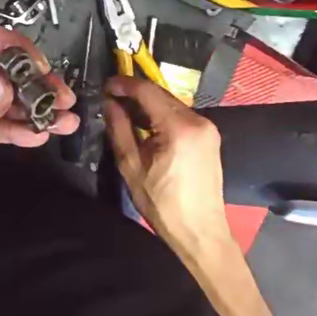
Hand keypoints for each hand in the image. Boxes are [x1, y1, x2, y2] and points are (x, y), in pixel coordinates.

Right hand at [103, 76, 229, 251]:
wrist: (200, 231)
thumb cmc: (163, 204)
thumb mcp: (132, 167)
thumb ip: (119, 130)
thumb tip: (110, 104)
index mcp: (179, 127)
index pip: (148, 91)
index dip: (125, 84)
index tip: (107, 85)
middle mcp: (198, 120)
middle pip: (162, 95)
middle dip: (136, 94)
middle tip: (112, 98)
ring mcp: (208, 128)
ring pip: (172, 105)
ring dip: (149, 105)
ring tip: (125, 112)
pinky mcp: (210, 137)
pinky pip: (182, 117)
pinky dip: (162, 116)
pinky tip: (147, 126)